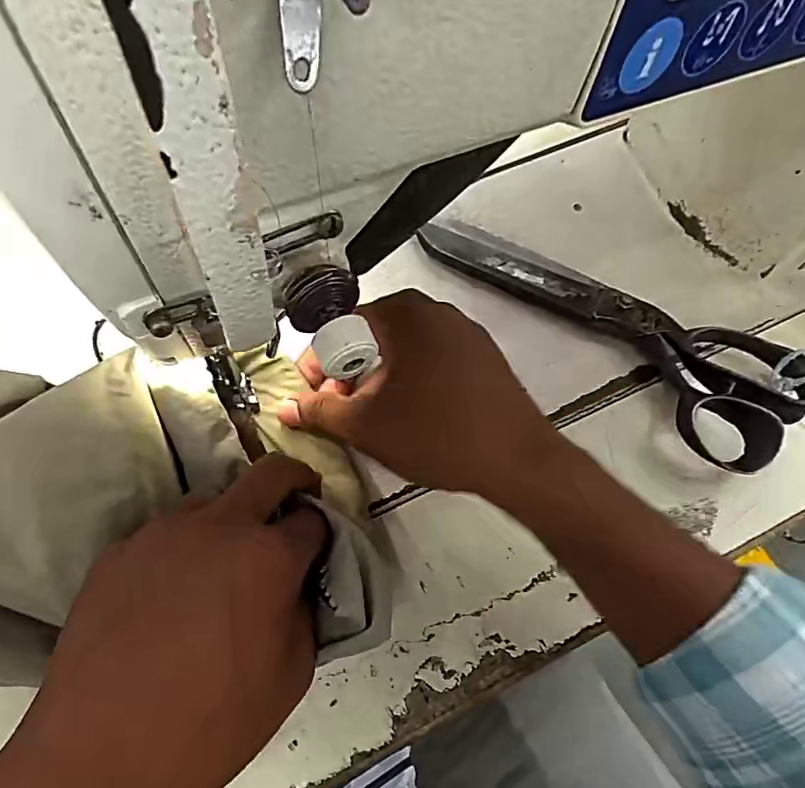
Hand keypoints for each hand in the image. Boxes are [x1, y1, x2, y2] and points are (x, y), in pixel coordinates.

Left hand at [7, 455, 329, 787]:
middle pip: (267, 474)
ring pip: (211, 501)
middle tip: (299, 506)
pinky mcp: (116, 554)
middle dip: (294, 482)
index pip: (313, 518)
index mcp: (268, 557)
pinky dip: (186, 549)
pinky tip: (176, 595)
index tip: (321, 549)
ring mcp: (159, 535)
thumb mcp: (292, 674)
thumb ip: (305, 613)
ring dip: (233, 520)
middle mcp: (215, 528)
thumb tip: (298, 586)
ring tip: (226, 568)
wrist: (103, 754)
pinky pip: (166, 535)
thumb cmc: (215, 723)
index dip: (324, 532)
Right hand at [278, 290, 567, 500]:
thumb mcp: (367, 426)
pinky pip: (433, 363)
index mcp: (403, 313)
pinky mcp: (484, 359)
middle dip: (349, 376)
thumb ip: (320, 412)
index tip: (312, 401)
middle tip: (344, 414)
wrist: (517, 460)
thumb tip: (286, 408)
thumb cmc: (438, 436)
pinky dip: (412, 384)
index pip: (338, 330)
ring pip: (403, 352)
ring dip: (380, 383)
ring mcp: (465, 333)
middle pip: (371, 339)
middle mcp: (436, 311)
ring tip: (377, 422)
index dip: (317, 368)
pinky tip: (415, 418)